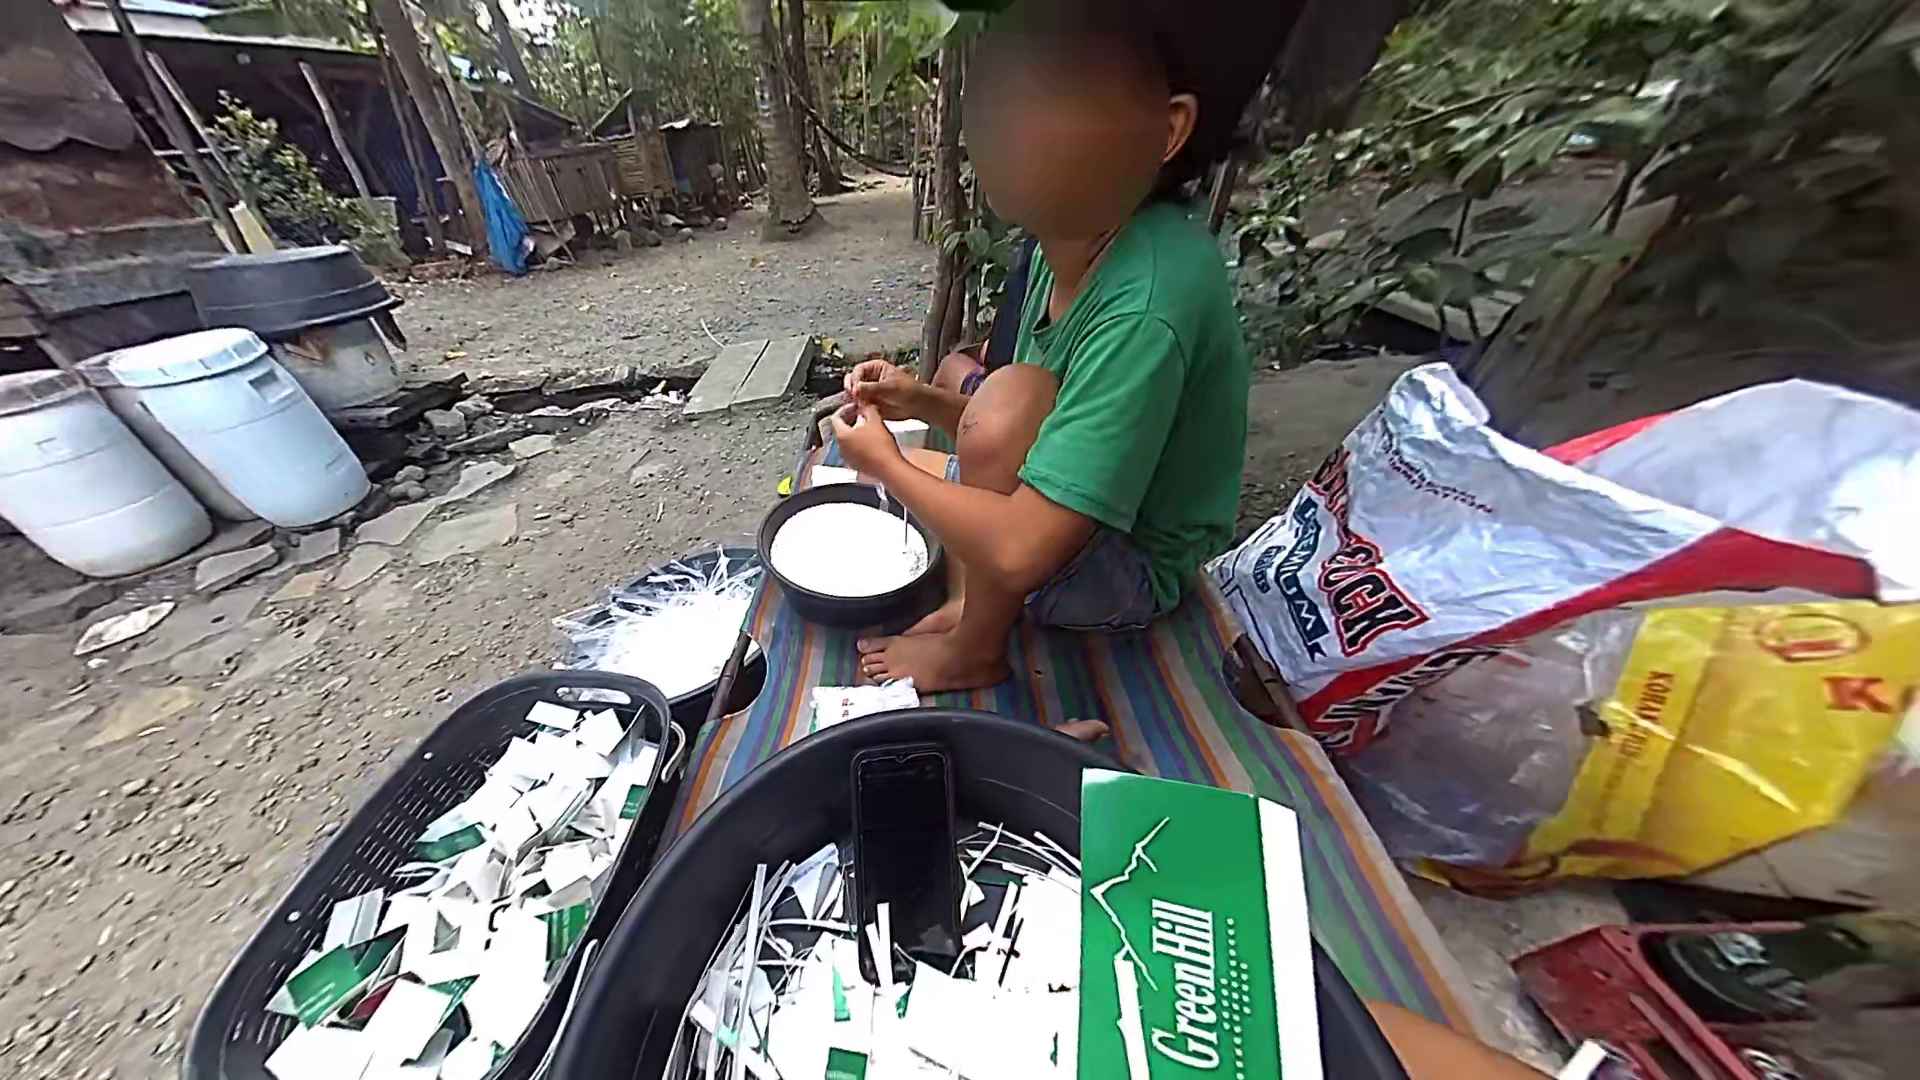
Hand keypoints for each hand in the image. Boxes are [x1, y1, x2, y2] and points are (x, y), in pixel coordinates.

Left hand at [830, 402, 903, 475]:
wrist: (889, 468)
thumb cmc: (881, 446)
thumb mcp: (876, 421)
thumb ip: (868, 410)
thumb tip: (866, 406)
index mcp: (842, 435)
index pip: (836, 417)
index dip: (846, 408)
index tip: (856, 406)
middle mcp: (841, 447)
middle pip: (841, 428)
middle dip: (851, 419)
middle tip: (862, 413)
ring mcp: (847, 457)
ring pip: (847, 440)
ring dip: (855, 431)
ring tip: (868, 426)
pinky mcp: (855, 465)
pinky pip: (853, 450)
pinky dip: (858, 442)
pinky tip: (871, 440)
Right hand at [843, 359, 922, 420]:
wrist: (918, 406)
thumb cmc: (910, 391)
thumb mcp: (890, 387)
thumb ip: (872, 388)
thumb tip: (856, 388)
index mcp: (876, 368)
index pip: (858, 370)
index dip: (855, 379)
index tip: (855, 388)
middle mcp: (870, 378)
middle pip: (853, 381)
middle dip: (852, 388)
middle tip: (854, 396)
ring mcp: (869, 391)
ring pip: (854, 394)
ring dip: (854, 399)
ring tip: (858, 404)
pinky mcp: (871, 403)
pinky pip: (860, 405)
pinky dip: (858, 408)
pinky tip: (861, 410)